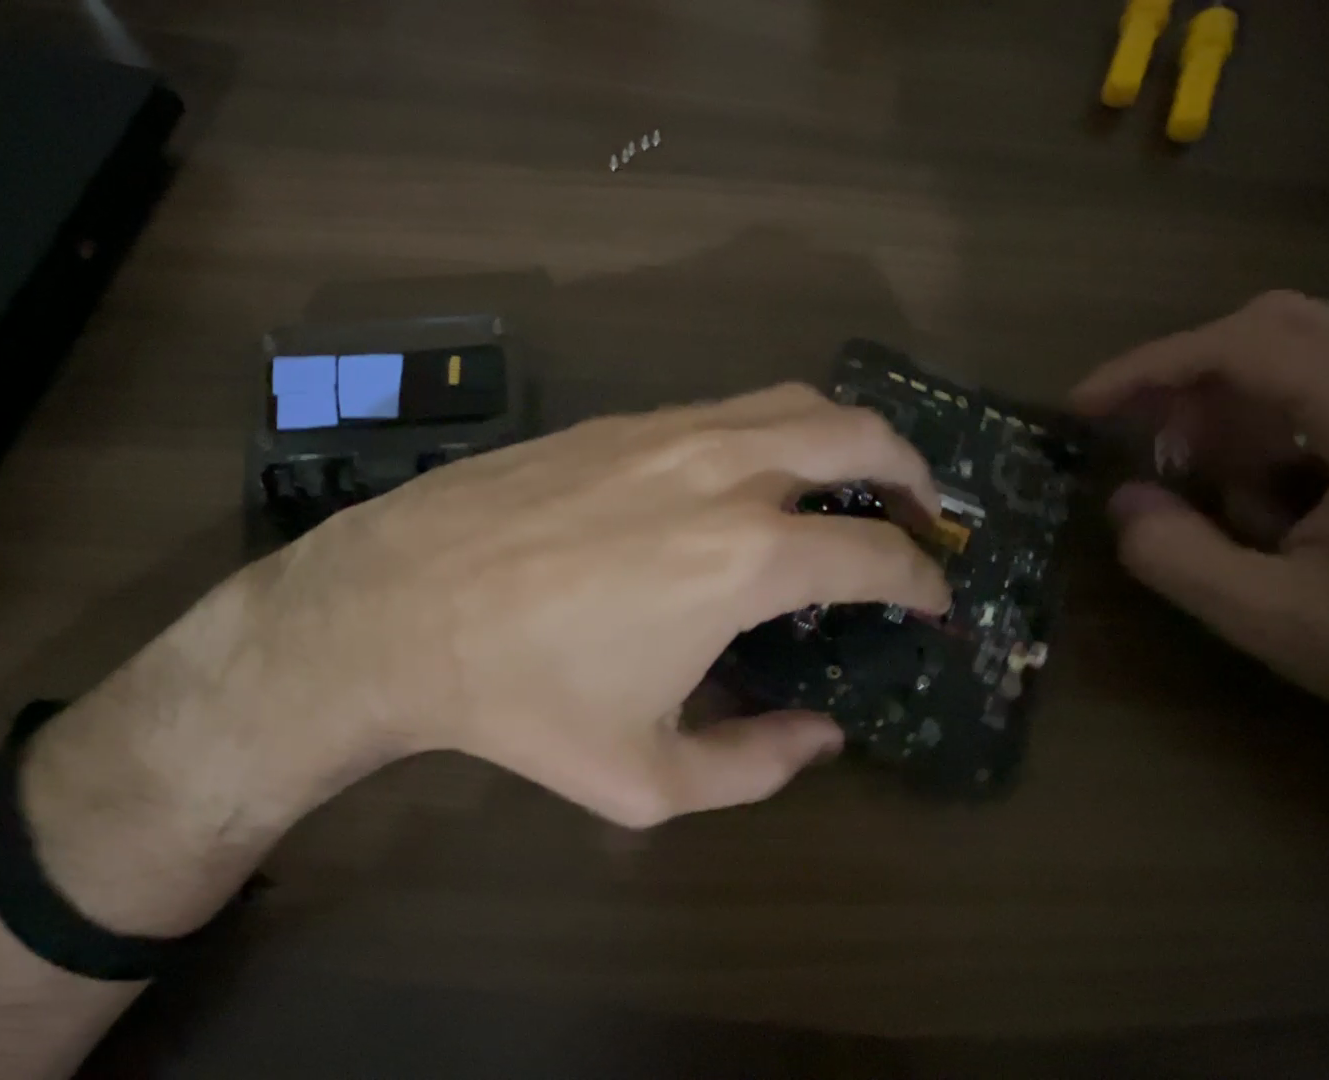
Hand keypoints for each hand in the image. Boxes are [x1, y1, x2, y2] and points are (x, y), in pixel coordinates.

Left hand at [211, 384, 949, 827]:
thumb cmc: (520, 700)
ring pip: (791, 401)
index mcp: (743, 558)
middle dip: (911, 472)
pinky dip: (770, 432)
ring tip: (850, 483)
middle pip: (857, 436)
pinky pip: (724, 408)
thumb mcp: (644, 777)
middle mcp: (721, 472)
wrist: (394, 610)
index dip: (922, 579)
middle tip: (922, 515)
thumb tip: (821, 738)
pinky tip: (749, 477)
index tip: (933, 600)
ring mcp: (665, 431)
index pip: (875, 554)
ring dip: (844, 438)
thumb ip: (753, 766)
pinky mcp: (616, 420)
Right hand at [1073, 291, 1328, 790]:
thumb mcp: (1281, 624)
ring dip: (1232, 391)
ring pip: (1311, 341)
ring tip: (1199, 467)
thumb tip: (1122, 502)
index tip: (1082, 408)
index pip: (1243, 344)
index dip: (1146, 368)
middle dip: (1186, 372)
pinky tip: (1269, 475)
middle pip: (1276, 322)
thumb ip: (1179, 559)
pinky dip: (1279, 406)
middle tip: (1140, 437)